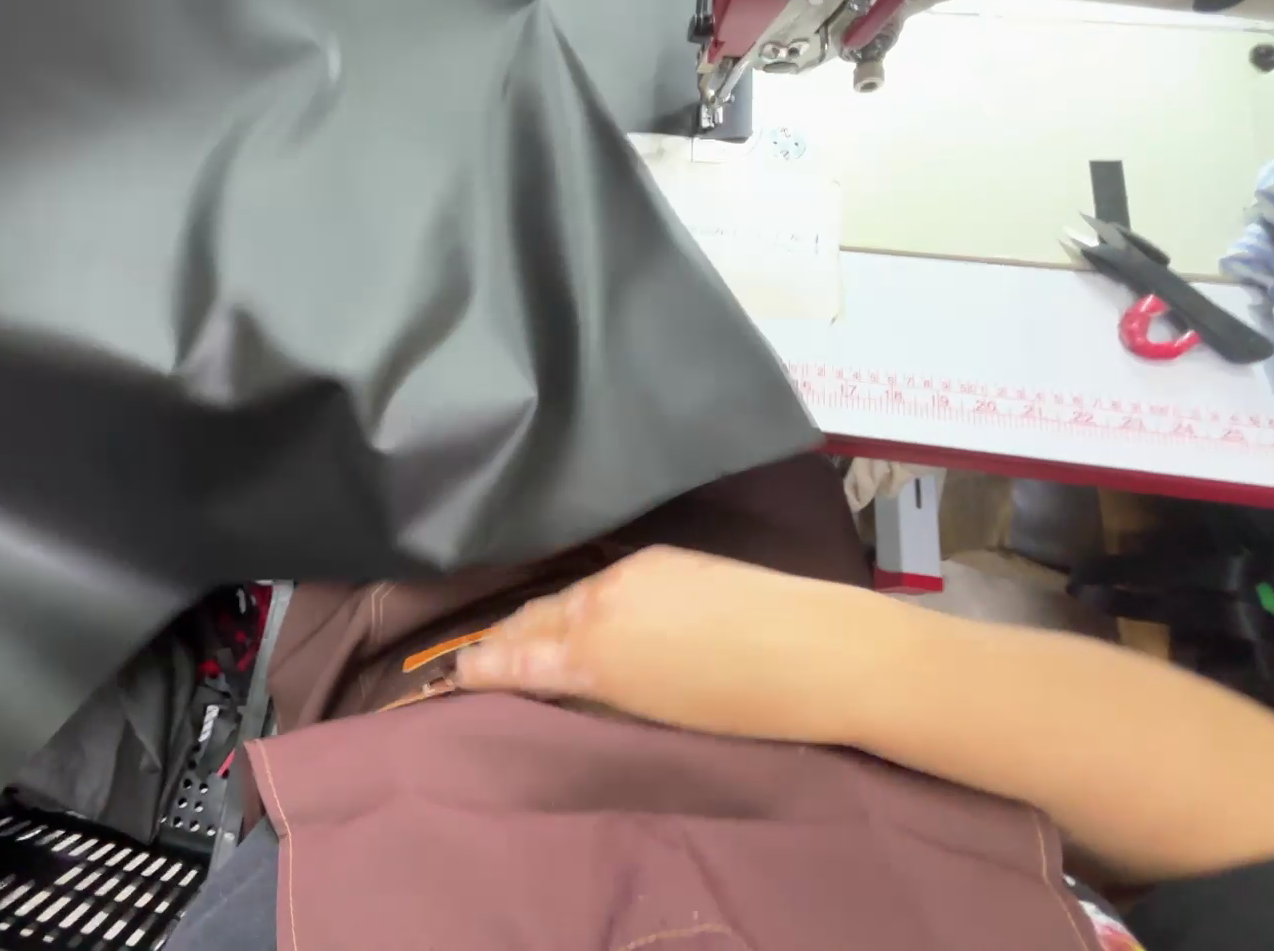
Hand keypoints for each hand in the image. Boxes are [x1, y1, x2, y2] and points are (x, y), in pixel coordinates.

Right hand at [456, 546, 922, 744]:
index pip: (517, 658)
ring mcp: (625, 574)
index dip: (481, 666)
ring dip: (541, 617)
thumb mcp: (652, 717)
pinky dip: (580, 599)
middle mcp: (597, 604)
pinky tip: (587, 609)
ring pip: (564, 595)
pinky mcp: (653, 557)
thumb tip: (563, 684)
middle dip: (503, 638)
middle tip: (483, 654)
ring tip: (528, 633)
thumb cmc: (742, 709)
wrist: (820, 650)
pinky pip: (597, 580)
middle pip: (532, 618)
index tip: (453, 673)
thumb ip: (595, 694)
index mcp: (593, 655)